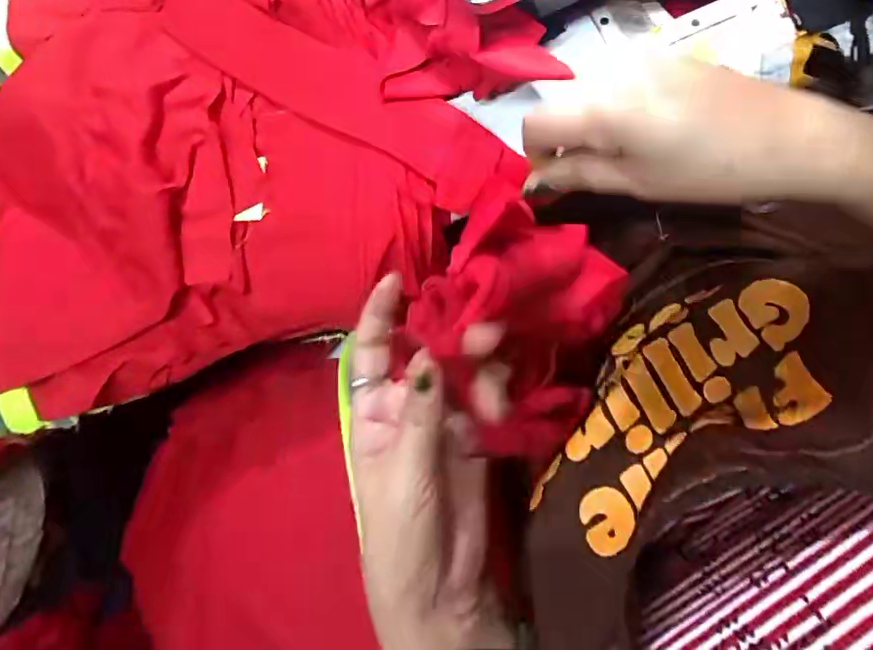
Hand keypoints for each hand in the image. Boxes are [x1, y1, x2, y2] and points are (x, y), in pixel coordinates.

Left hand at [348, 275, 515, 649]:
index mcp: (372, 410)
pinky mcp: (475, 434)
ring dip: (480, 360)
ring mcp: (443, 417)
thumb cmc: (399, 534)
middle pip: (425, 351)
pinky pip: (487, 397)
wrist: (441, 594)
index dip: (379, 313)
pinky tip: (501, 409)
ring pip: (462, 369)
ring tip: (495, 362)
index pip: (371, 349)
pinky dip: (497, 394)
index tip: (395, 278)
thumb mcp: (402, 472)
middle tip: (480, 328)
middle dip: (449, 333)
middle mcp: (407, 403)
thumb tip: (424, 353)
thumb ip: (418, 412)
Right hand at [522, 57, 872, 205]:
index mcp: (601, 105)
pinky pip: (615, 77)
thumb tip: (531, 182)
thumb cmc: (710, 171)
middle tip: (598, 167)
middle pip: (559, 103)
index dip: (535, 154)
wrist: (791, 136)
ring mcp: (636, 55)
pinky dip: (614, 102)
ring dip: (589, 118)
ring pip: (586, 89)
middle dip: (564, 136)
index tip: (557, 177)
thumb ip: (577, 175)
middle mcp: (610, 69)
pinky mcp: (659, 53)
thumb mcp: (638, 182)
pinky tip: (653, 122)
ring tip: (630, 145)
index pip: (534, 122)